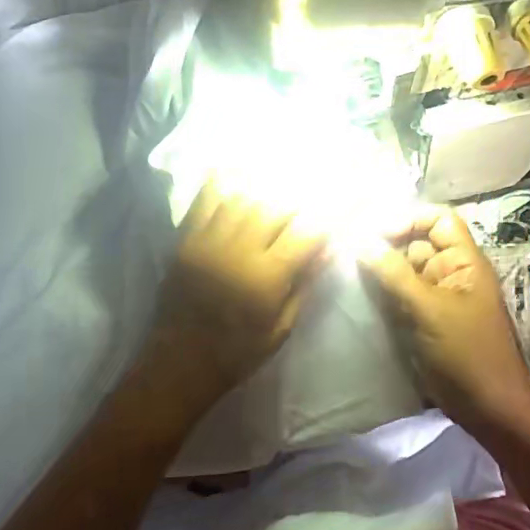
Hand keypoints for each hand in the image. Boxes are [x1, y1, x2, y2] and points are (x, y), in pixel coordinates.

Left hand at [142, 182, 328, 416]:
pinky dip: (221, 181)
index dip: (334, 210)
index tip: (351, 193)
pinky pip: (204, 199)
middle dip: (302, 192)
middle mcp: (239, 249)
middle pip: (277, 205)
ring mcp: (208, 240)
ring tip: (282, 173)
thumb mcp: (281, 327)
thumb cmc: (237, 352)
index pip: (309, 231)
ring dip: (266, 183)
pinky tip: (235, 168)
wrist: (178, 361)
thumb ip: (304, 284)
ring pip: (243, 196)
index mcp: (268, 276)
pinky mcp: (185, 238)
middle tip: (317, 182)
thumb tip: (329, 248)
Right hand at [360, 206, 529, 428]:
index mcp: (463, 262)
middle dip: (384, 245)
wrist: (486, 408)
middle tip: (349, 254)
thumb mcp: (429, 309)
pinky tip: (357, 297)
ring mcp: (433, 298)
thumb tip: (360, 241)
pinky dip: (378, 293)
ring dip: (377, 270)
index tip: (375, 234)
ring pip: (400, 270)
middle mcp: (448, 273)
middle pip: (414, 242)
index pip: (438, 219)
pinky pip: (396, 295)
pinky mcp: (420, 320)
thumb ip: (393, 273)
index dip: (408, 219)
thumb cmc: (466, 353)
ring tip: (348, 275)